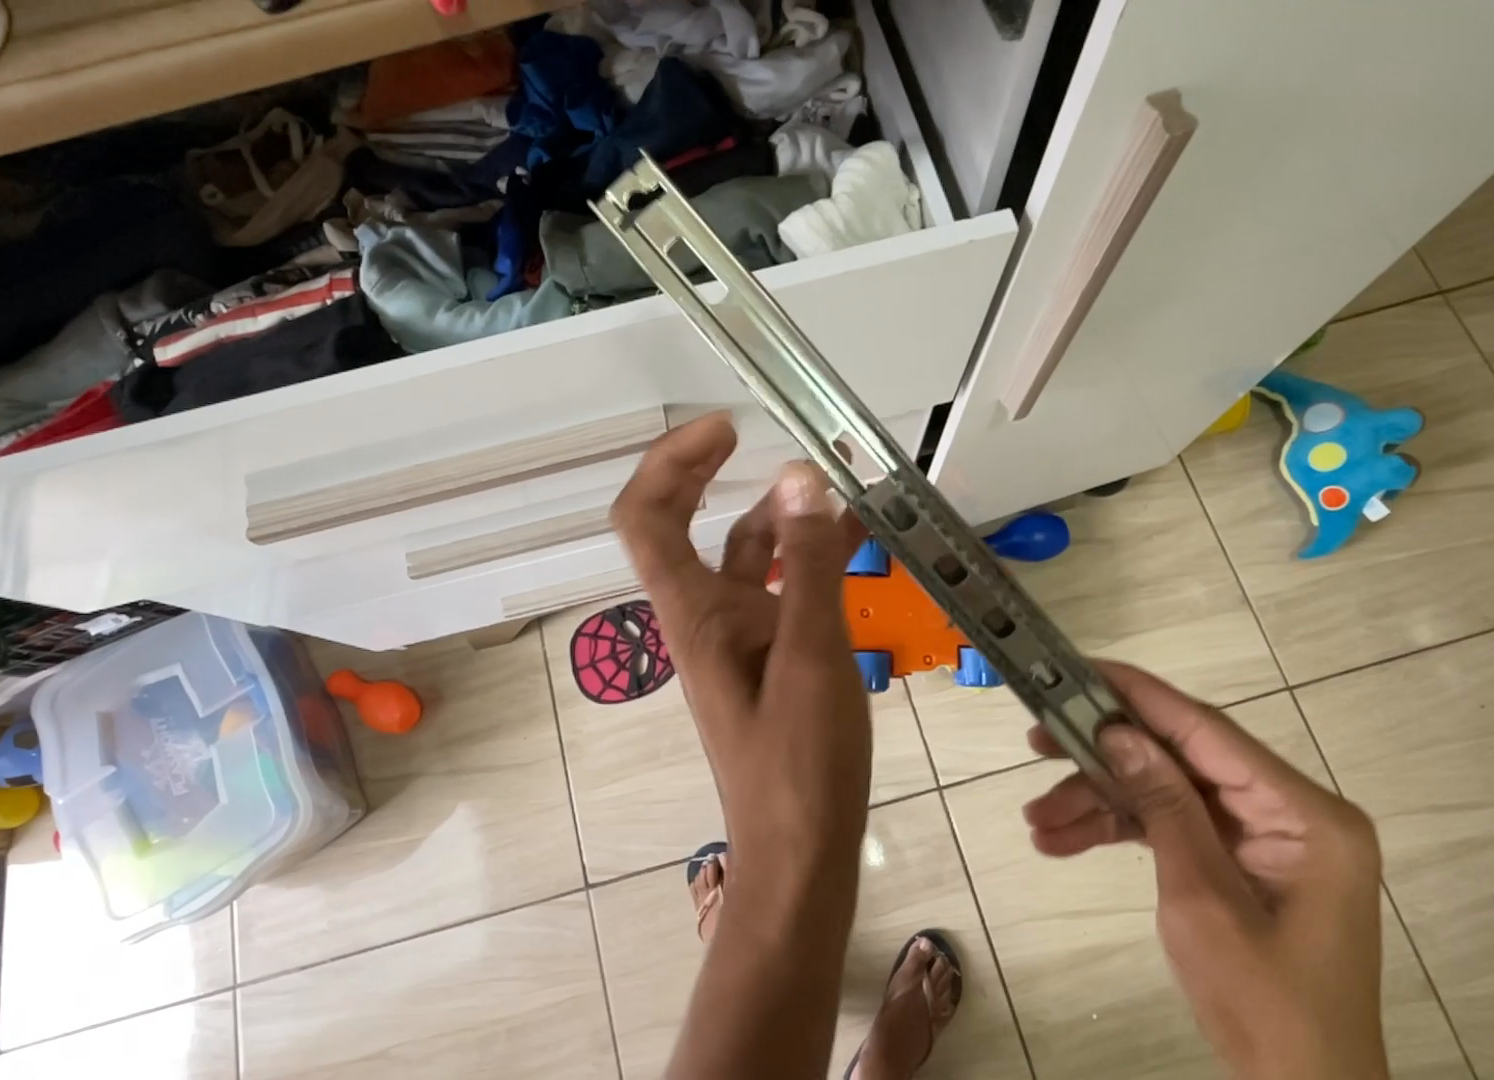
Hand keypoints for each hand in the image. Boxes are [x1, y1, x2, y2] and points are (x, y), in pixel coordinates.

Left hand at [611, 413, 871, 875]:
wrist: (799, 853)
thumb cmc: (799, 764)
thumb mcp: (811, 655)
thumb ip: (805, 566)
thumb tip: (801, 477)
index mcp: (693, 614)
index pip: (645, 519)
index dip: (670, 464)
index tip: (722, 429)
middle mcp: (702, 619)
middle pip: (680, 528)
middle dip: (704, 475)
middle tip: (745, 435)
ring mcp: (733, 642)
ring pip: (739, 559)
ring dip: (775, 518)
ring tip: (830, 490)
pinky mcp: (764, 663)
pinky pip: (775, 594)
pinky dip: (803, 563)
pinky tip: (849, 549)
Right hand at [1022, 662, 1388, 1079]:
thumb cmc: (1264, 1000)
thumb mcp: (1203, 899)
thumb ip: (1164, 807)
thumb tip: (1118, 734)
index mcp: (1306, 814)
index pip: (1208, 732)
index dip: (1139, 696)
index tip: (1081, 669)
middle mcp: (1288, 812)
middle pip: (1178, 760)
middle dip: (1102, 759)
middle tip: (1037, 742)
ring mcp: (1263, 837)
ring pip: (1163, 794)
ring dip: (1098, 805)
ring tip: (1036, 822)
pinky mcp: (1238, 861)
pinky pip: (1169, 828)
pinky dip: (1118, 833)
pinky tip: (1062, 842)